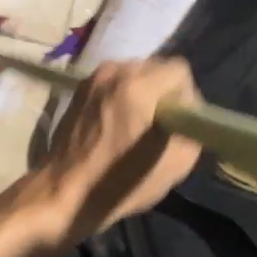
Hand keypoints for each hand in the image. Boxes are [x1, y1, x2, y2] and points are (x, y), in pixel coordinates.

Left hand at [36, 59, 201, 242]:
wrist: (65, 190)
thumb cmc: (122, 182)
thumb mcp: (176, 164)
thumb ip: (192, 129)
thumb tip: (189, 114)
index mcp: (138, 86)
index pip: (179, 69)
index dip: (187, 95)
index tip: (181, 121)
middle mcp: (115, 70)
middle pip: (155, 67)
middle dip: (164, 91)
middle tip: (162, 124)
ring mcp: (94, 76)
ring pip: (134, 71)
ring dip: (143, 91)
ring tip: (138, 123)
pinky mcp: (80, 85)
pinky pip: (114, 80)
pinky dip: (122, 94)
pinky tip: (117, 122)